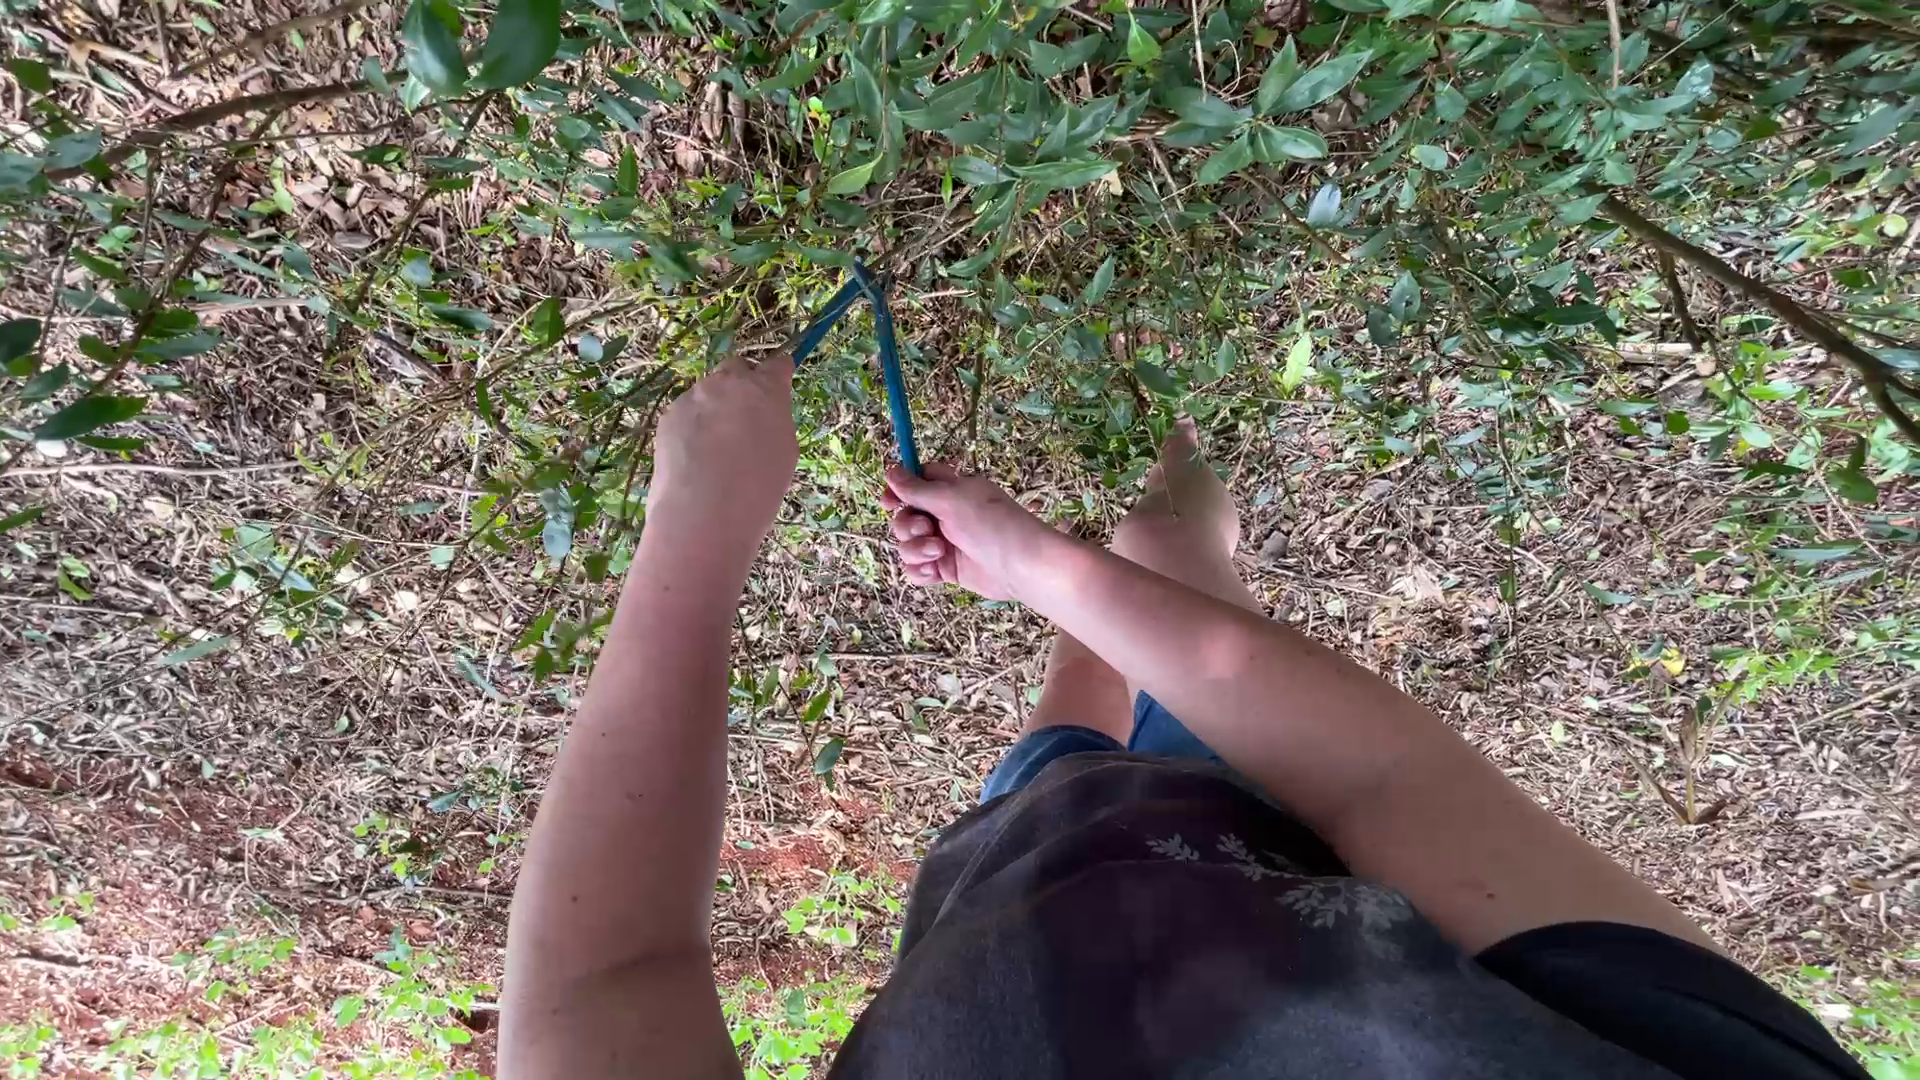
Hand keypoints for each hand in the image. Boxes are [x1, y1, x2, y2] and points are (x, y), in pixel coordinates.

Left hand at [647, 354, 797, 550]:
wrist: (704, 512)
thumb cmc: (759, 487)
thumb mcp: (784, 451)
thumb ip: (775, 421)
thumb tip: (764, 414)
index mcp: (765, 390)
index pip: (777, 365)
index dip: (779, 374)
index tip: (779, 382)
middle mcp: (728, 383)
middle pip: (737, 368)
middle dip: (743, 384)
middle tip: (746, 417)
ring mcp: (694, 397)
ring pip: (709, 392)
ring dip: (716, 408)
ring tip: (717, 448)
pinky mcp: (669, 415)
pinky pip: (687, 412)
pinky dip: (694, 426)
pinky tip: (696, 457)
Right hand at [880, 463, 1050, 601]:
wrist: (1021, 566)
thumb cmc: (993, 524)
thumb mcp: (952, 499)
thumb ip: (917, 489)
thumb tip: (889, 469)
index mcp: (950, 490)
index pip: (915, 482)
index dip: (898, 491)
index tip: (889, 502)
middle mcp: (945, 515)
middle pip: (905, 516)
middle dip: (907, 525)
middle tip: (926, 529)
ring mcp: (945, 543)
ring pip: (907, 544)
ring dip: (915, 549)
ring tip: (938, 553)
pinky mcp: (946, 569)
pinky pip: (916, 568)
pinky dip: (920, 570)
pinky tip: (934, 571)